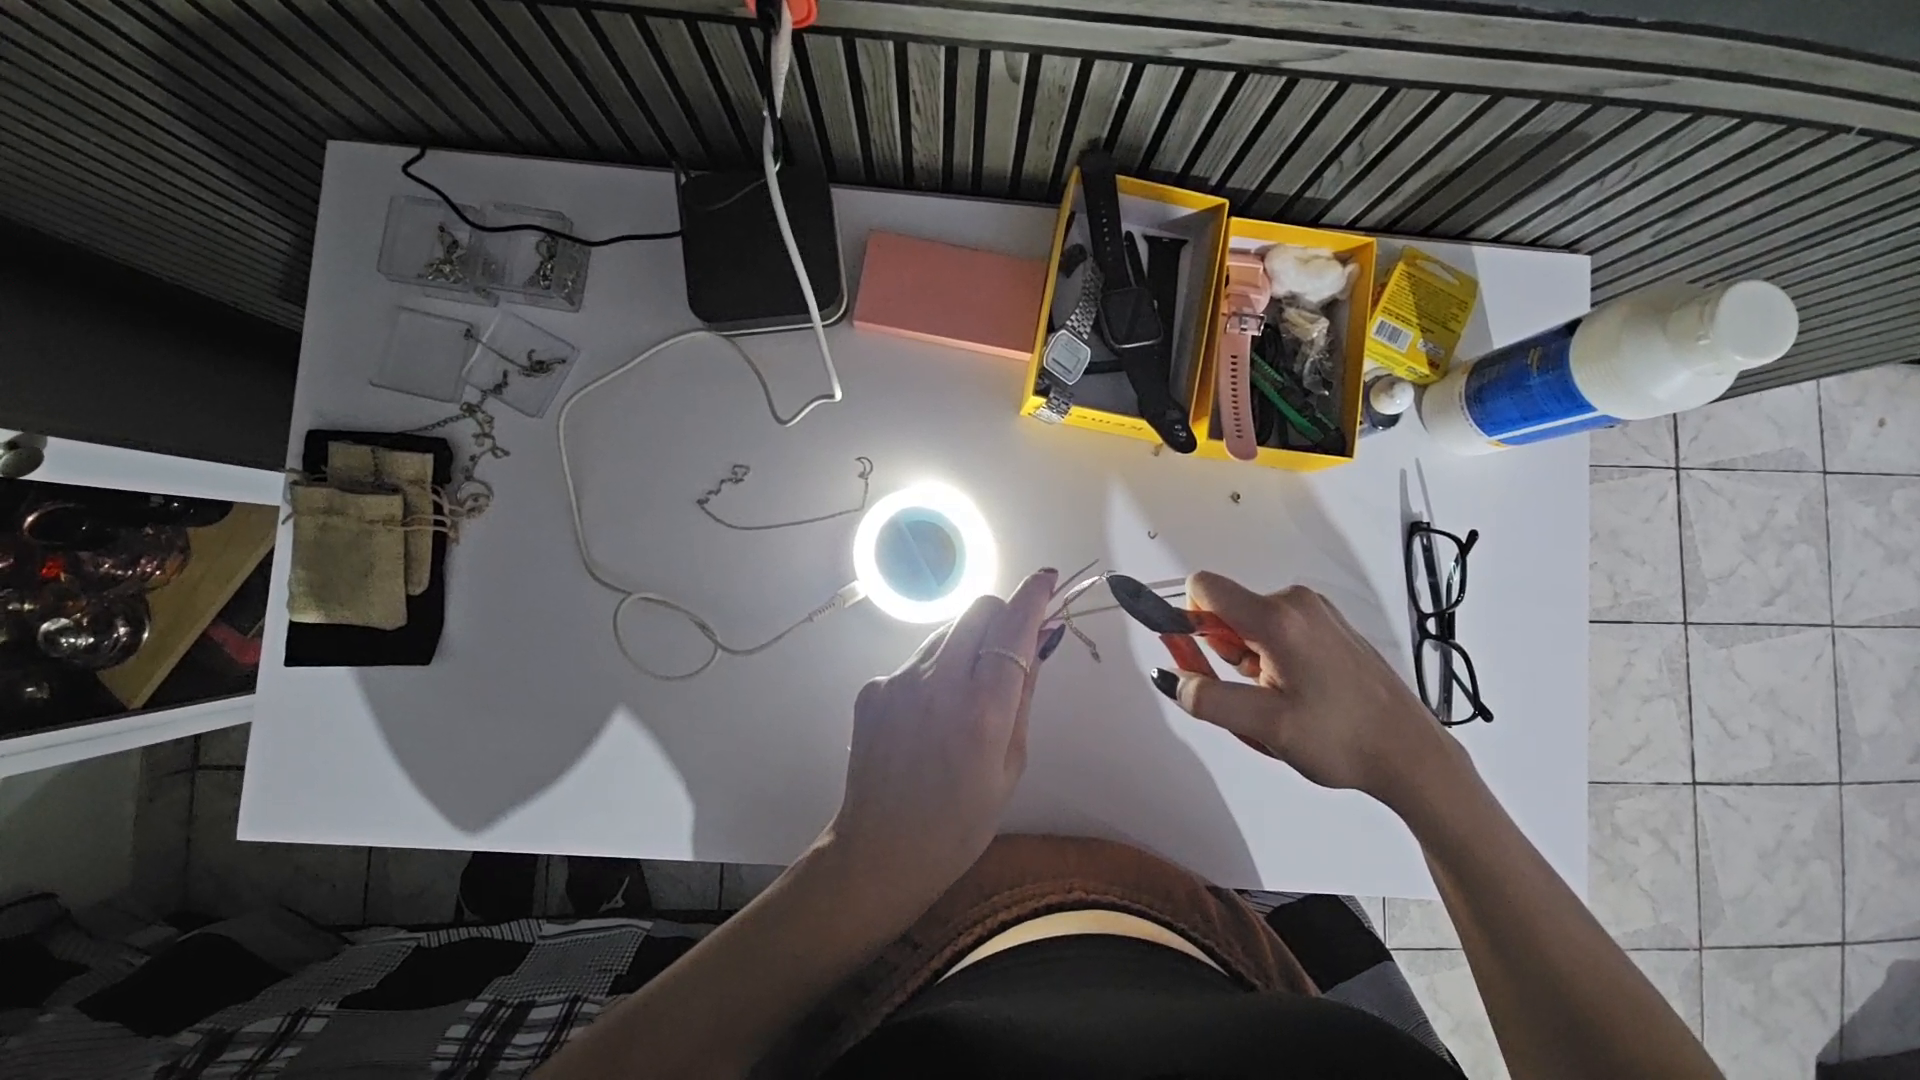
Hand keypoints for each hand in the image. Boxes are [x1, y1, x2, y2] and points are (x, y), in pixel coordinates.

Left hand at [824, 568, 1056, 908]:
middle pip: (977, 610)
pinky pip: (916, 661)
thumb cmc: (960, 822)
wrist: (881, 851)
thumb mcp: (1011, 764)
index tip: (1047, 579)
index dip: (1034, 595)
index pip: (1014, 626)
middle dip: (1001, 616)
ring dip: (967, 645)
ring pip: (945, 633)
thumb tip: (1040, 640)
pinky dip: (935, 672)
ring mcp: (898, 682)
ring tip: (966, 696)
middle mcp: (939, 682)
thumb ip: (1024, 695)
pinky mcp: (872, 689)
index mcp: (984, 709)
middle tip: (1011, 647)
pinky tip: (930, 717)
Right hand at [1155, 572, 1460, 808]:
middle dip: (1223, 654)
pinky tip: (1295, 699)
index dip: (1187, 621)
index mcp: (1279, 618)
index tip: (1199, 660)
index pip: (1204, 588)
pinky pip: (1276, 633)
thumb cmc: (1345, 740)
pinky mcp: (1328, 628)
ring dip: (1247, 665)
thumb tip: (1172, 678)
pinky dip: (1270, 662)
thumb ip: (1208, 698)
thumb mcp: (1265, 725)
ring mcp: (1316, 613)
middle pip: (1226, 611)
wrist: (1410, 754)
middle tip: (1252, 698)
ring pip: (1249, 626)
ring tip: (1278, 705)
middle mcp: (1297, 603)